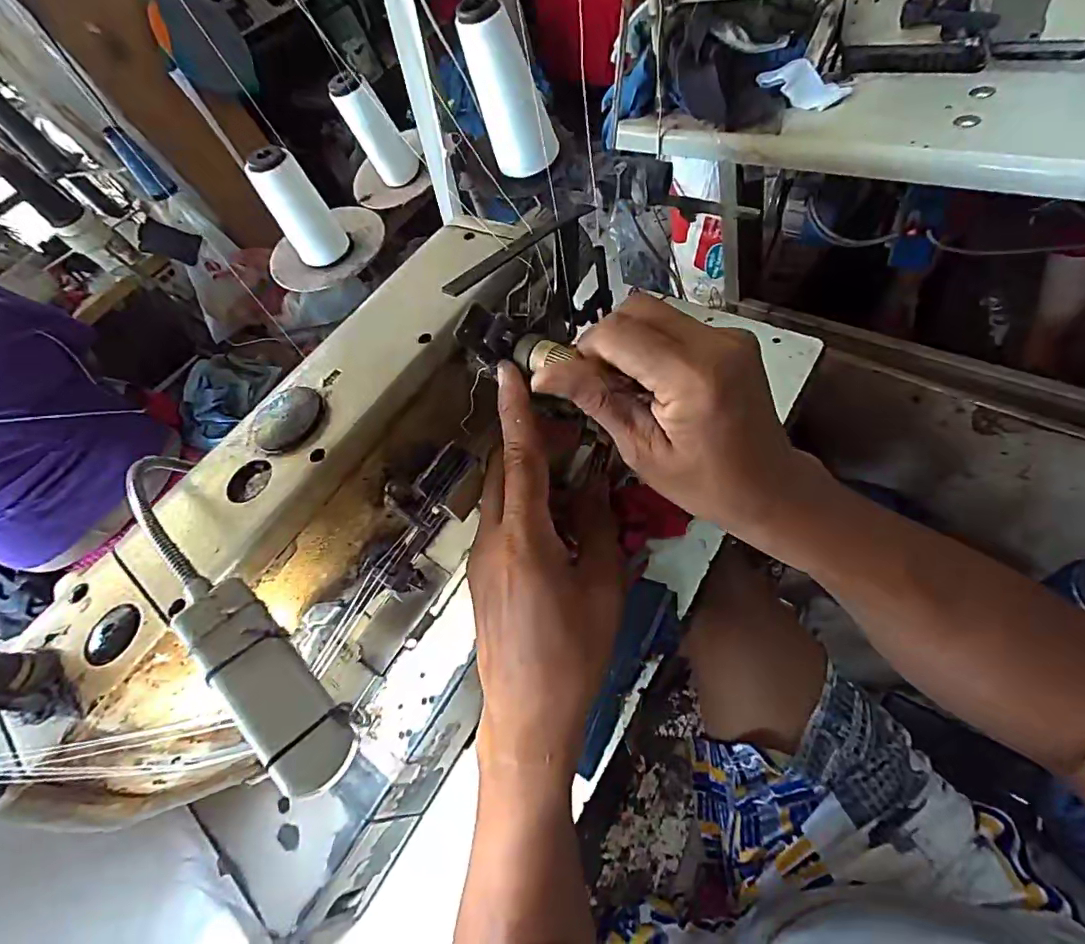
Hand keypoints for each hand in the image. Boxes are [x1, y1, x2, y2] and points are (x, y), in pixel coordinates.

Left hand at [468, 363, 626, 779]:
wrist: (527, 711)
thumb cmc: (572, 655)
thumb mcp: (602, 585)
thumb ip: (596, 525)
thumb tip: (594, 483)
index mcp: (523, 537)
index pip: (519, 458)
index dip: (516, 411)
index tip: (507, 373)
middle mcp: (492, 539)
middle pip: (506, 472)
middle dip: (534, 446)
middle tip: (573, 441)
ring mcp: (481, 558)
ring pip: (503, 497)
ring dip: (533, 480)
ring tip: (574, 486)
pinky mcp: (483, 574)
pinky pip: (501, 523)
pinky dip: (526, 508)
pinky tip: (559, 526)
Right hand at [533, 292, 823, 536]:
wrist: (770, 486)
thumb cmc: (706, 483)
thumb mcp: (640, 450)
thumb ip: (595, 399)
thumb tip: (544, 373)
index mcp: (693, 377)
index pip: (616, 333)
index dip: (584, 352)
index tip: (577, 382)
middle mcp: (715, 344)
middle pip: (633, 309)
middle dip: (604, 340)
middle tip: (600, 382)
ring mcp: (728, 335)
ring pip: (650, 310)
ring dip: (626, 340)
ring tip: (628, 384)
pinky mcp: (730, 336)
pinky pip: (671, 322)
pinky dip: (649, 343)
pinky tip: (652, 380)